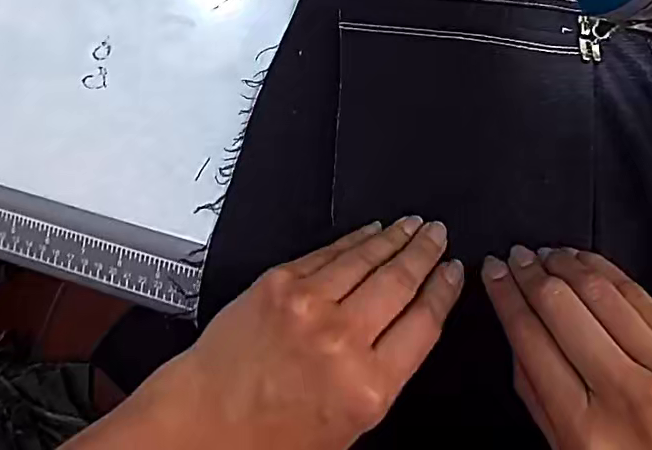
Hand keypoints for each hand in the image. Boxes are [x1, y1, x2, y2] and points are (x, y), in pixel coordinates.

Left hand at [70, 218, 462, 449]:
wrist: (196, 430)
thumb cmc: (267, 443)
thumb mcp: (345, 430)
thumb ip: (382, 376)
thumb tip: (411, 321)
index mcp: (366, 390)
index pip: (424, 324)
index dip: (445, 291)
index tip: (455, 271)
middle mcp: (343, 341)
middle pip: (402, 282)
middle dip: (426, 253)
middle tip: (440, 234)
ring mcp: (311, 304)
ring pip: (370, 257)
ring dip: (398, 237)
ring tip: (415, 224)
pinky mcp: (282, 281)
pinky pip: (333, 251)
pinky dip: (359, 237)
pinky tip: (375, 229)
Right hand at [483, 246, 651, 449]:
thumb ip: (544, 410)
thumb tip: (519, 340)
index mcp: (588, 438)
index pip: (531, 342)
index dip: (505, 298)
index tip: (490, 272)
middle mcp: (627, 399)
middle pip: (562, 309)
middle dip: (531, 274)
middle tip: (514, 255)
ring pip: (602, 294)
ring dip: (566, 264)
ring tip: (546, 252)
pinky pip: (644, 299)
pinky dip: (608, 271)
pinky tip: (587, 260)